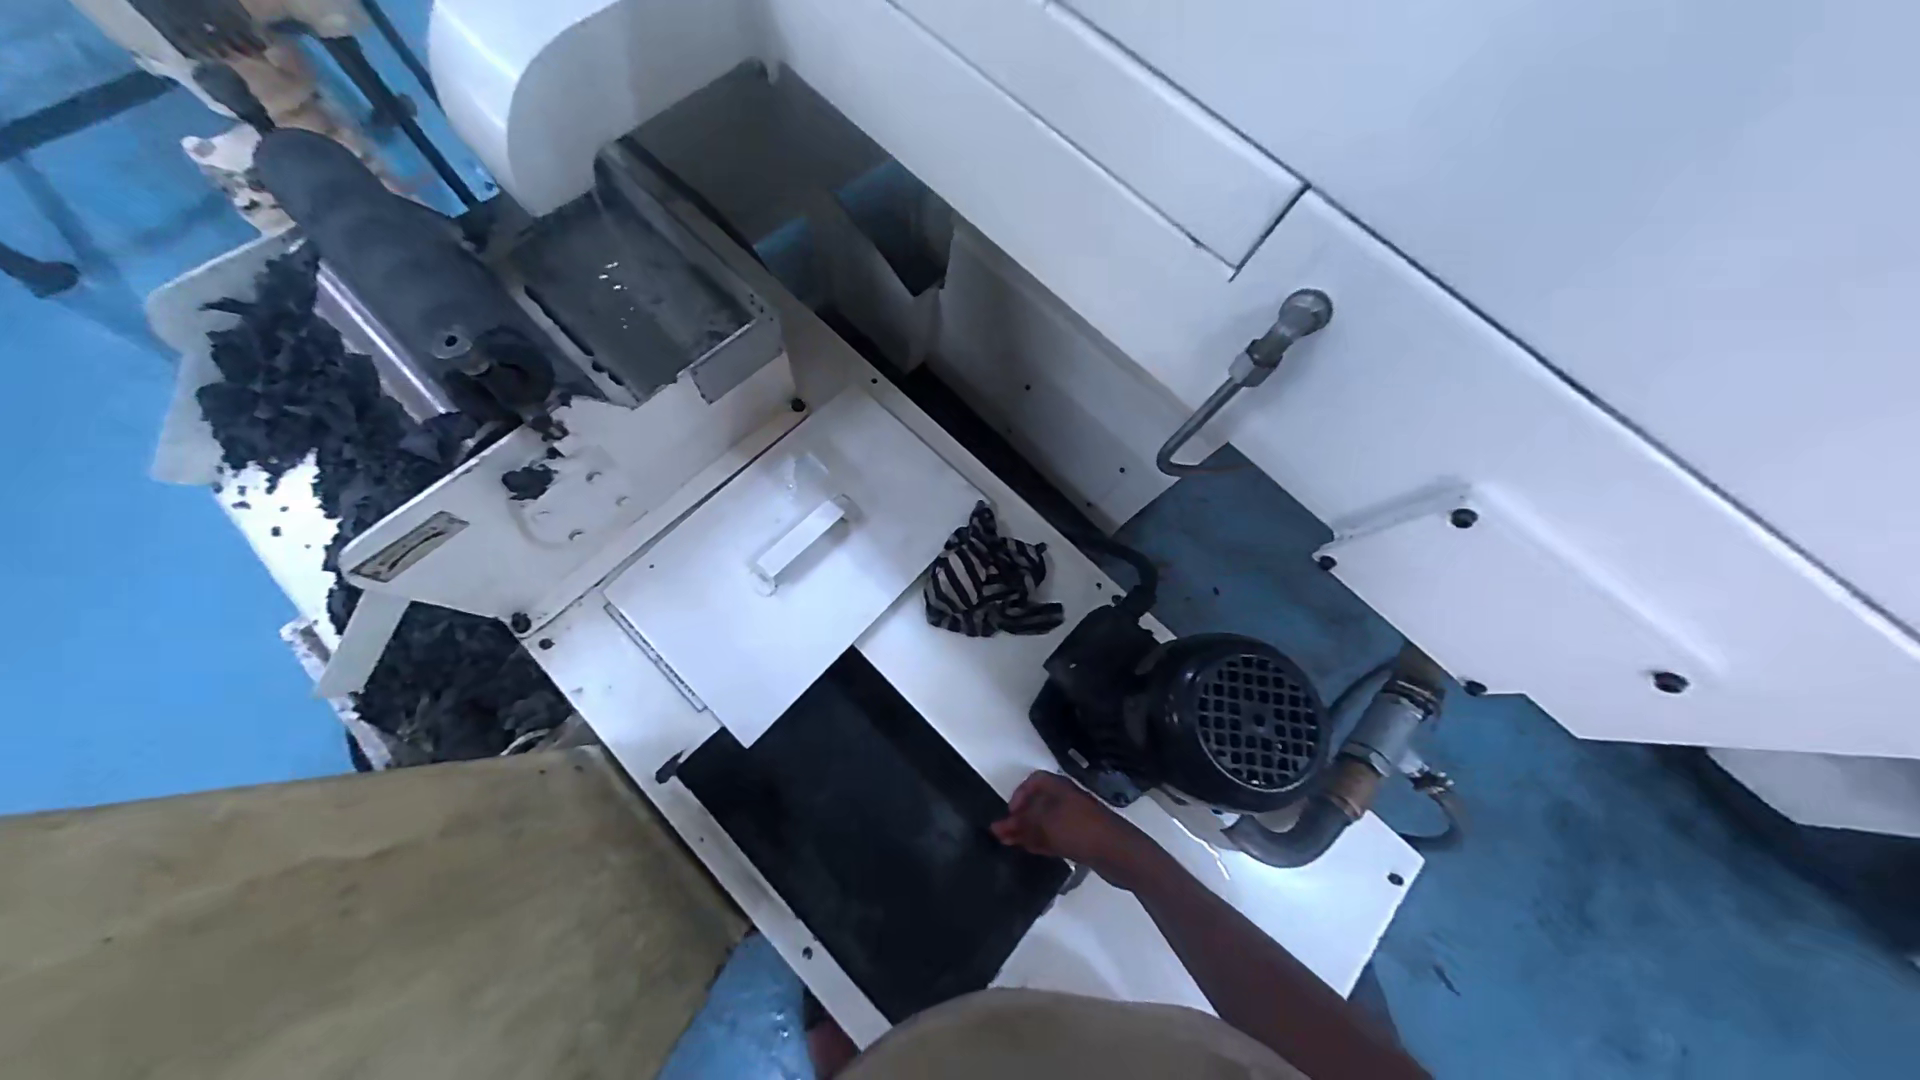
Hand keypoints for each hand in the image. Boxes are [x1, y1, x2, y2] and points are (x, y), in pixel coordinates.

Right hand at [991, 771, 1169, 891]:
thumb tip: (996, 827)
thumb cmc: (1080, 830)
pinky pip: (1056, 835)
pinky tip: (1032, 850)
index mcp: (1060, 787)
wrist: (1120, 852)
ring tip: (1011, 844)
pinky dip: (1042, 841)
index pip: (1034, 782)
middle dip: (1021, 817)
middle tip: (1004, 834)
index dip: (1019, 794)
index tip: (1010, 814)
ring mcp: (1076, 819)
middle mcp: (1067, 799)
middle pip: (1039, 802)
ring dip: (1028, 831)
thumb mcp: (1044, 826)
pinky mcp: (1082, 838)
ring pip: (1046, 822)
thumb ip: (1020, 826)